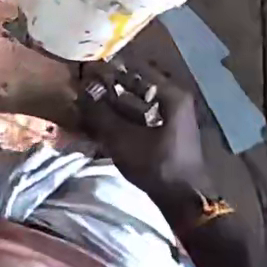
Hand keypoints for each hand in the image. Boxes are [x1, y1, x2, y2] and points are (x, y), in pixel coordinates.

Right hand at [77, 61, 211, 202]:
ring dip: (116, 101)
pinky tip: (104, 121)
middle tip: (88, 84)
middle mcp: (176, 100)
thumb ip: (101, 113)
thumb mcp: (123, 138)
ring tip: (92, 102)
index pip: (138, 67)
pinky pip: (143, 115)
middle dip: (113, 84)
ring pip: (140, 101)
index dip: (113, 67)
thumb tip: (82, 91)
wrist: (183, 200)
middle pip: (139, 84)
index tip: (90, 67)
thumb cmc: (156, 163)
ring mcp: (174, 117)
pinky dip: (124, 116)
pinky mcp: (168, 133)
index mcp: (171, 94)